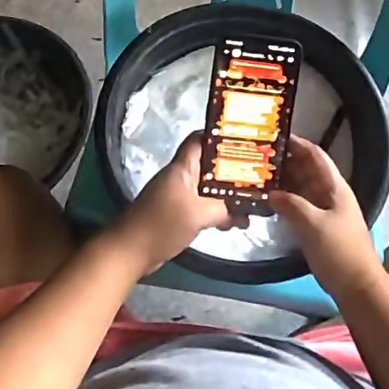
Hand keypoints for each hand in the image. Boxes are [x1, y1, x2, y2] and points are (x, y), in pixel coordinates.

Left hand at [111, 132, 243, 271]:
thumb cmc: (163, 224)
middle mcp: (180, 178)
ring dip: (227, 196)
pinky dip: (218, 212)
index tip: (244, 142)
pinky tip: (234, 223)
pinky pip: (203, 206)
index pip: (200, 140)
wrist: (131, 251)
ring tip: (250, 205)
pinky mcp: (177, 214)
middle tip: (257, 177)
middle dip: (232, 171)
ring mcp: (178, 196)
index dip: (220, 137)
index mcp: (182, 168)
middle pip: (209, 166)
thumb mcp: (199, 213)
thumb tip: (242, 212)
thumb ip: (223, 209)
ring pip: (208, 188)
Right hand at [270, 135, 381, 299]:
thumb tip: (271, 193)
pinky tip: (267, 201)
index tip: (273, 136)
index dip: (297, 143)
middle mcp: (330, 194)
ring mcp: (324, 211)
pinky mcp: (318, 226)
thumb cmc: (339, 250)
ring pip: (300, 188)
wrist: (358, 286)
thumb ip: (290, 204)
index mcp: (334, 187)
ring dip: (282, 181)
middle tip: (257, 157)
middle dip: (284, 161)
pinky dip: (284, 200)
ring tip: (256, 175)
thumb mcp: (312, 224)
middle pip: (305, 170)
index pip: (315, 155)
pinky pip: (298, 205)